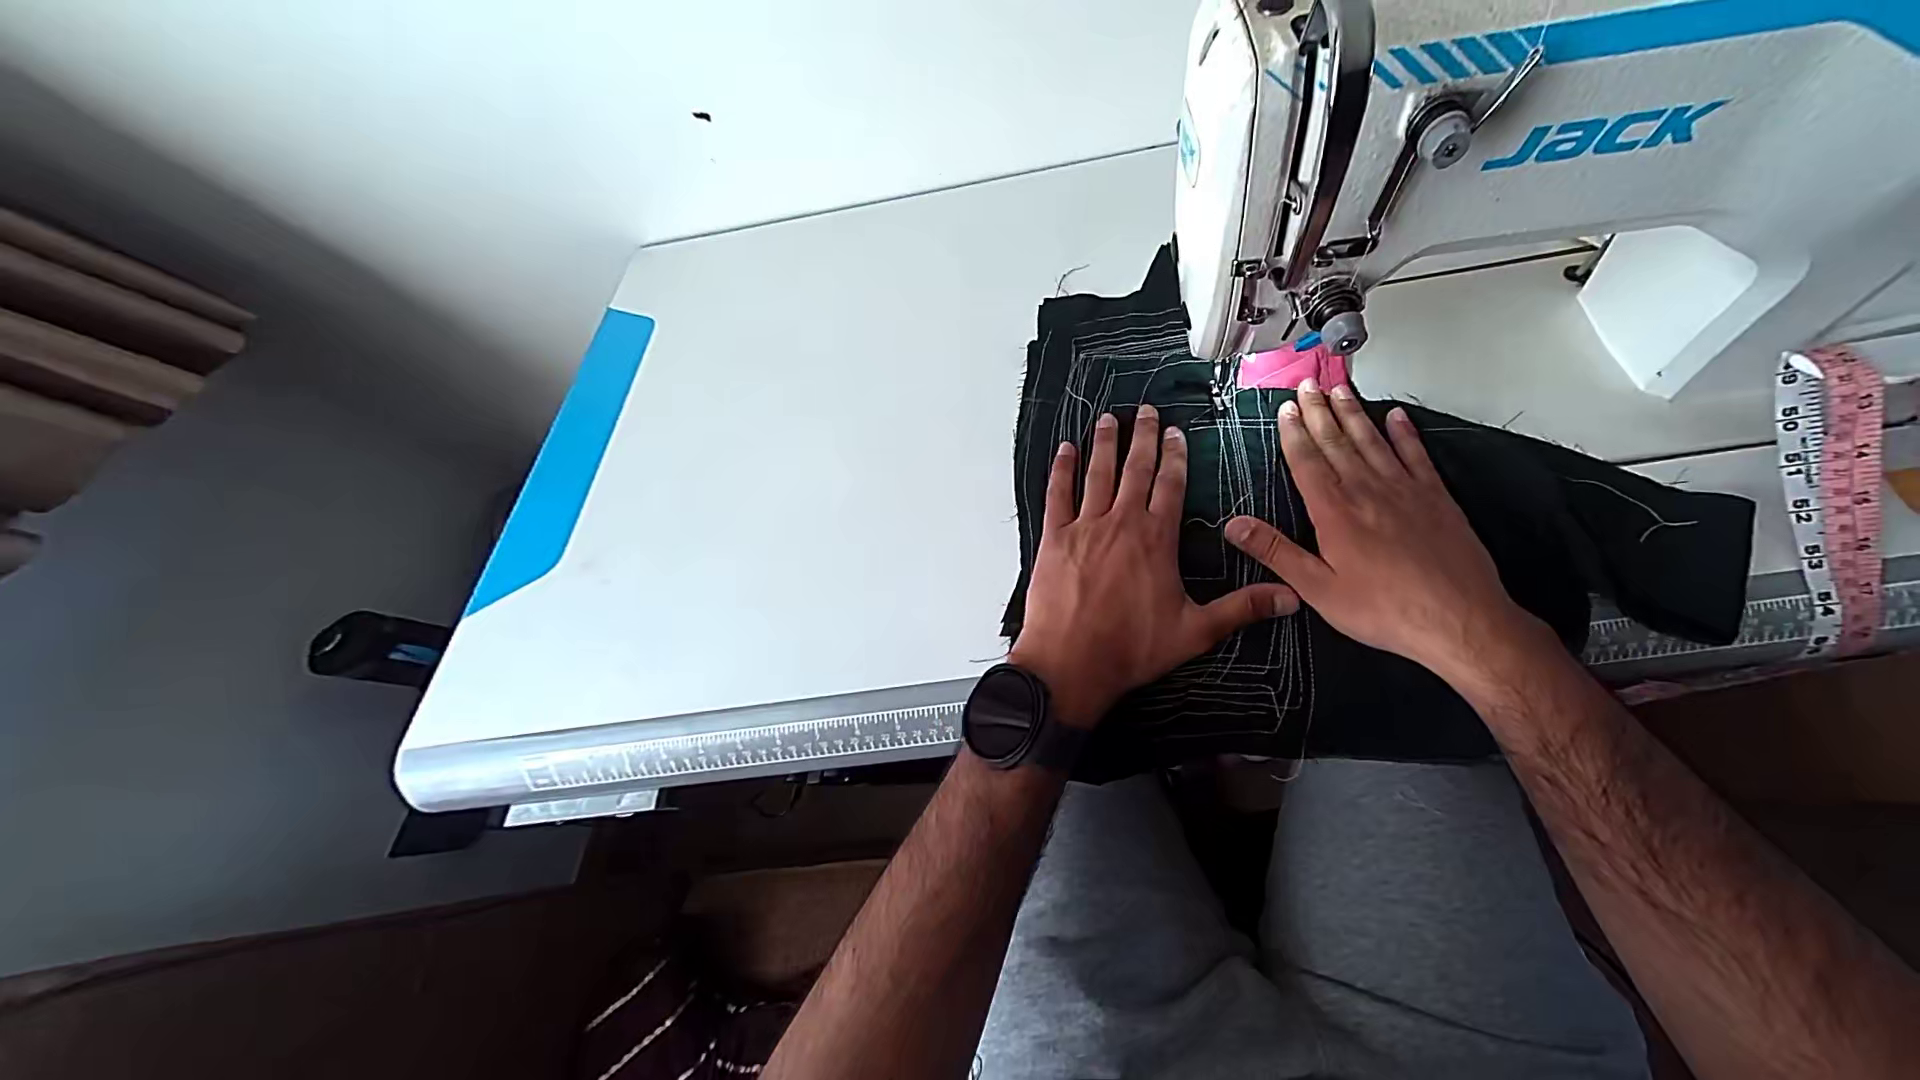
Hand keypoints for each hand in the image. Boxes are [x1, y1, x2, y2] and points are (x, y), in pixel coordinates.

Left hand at [1011, 405, 1299, 728]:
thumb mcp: (1195, 631)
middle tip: (1145, 411)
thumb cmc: (1131, 648)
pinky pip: (1057, 495)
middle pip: (1136, 470)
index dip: (1175, 456)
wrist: (1071, 662)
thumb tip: (1290, 597)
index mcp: (1157, 539)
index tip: (1175, 432)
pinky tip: (1065, 450)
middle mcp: (1121, 523)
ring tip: (1109, 418)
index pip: (1171, 485)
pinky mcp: (1054, 539)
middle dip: (1142, 438)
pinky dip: (1062, 470)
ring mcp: (1084, 528)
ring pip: (1098, 474)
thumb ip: (1241, 608)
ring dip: (1105, 444)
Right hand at [1223, 381, 1539, 683]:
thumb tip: (1234, 525)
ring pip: (1373, 441)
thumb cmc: (1384, 610)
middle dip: (1319, 412)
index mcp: (1336, 513)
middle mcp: (1369, 492)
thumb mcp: (1317, 588)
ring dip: (1354, 413)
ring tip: (1340, 389)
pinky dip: (1405, 433)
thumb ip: (1275, 551)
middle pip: (1338, 443)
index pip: (1308, 462)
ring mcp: (1406, 491)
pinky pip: (1416, 455)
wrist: (1461, 621)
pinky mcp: (1436, 499)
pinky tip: (1396, 417)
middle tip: (1307, 386)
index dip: (1294, 434)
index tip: (1285, 410)